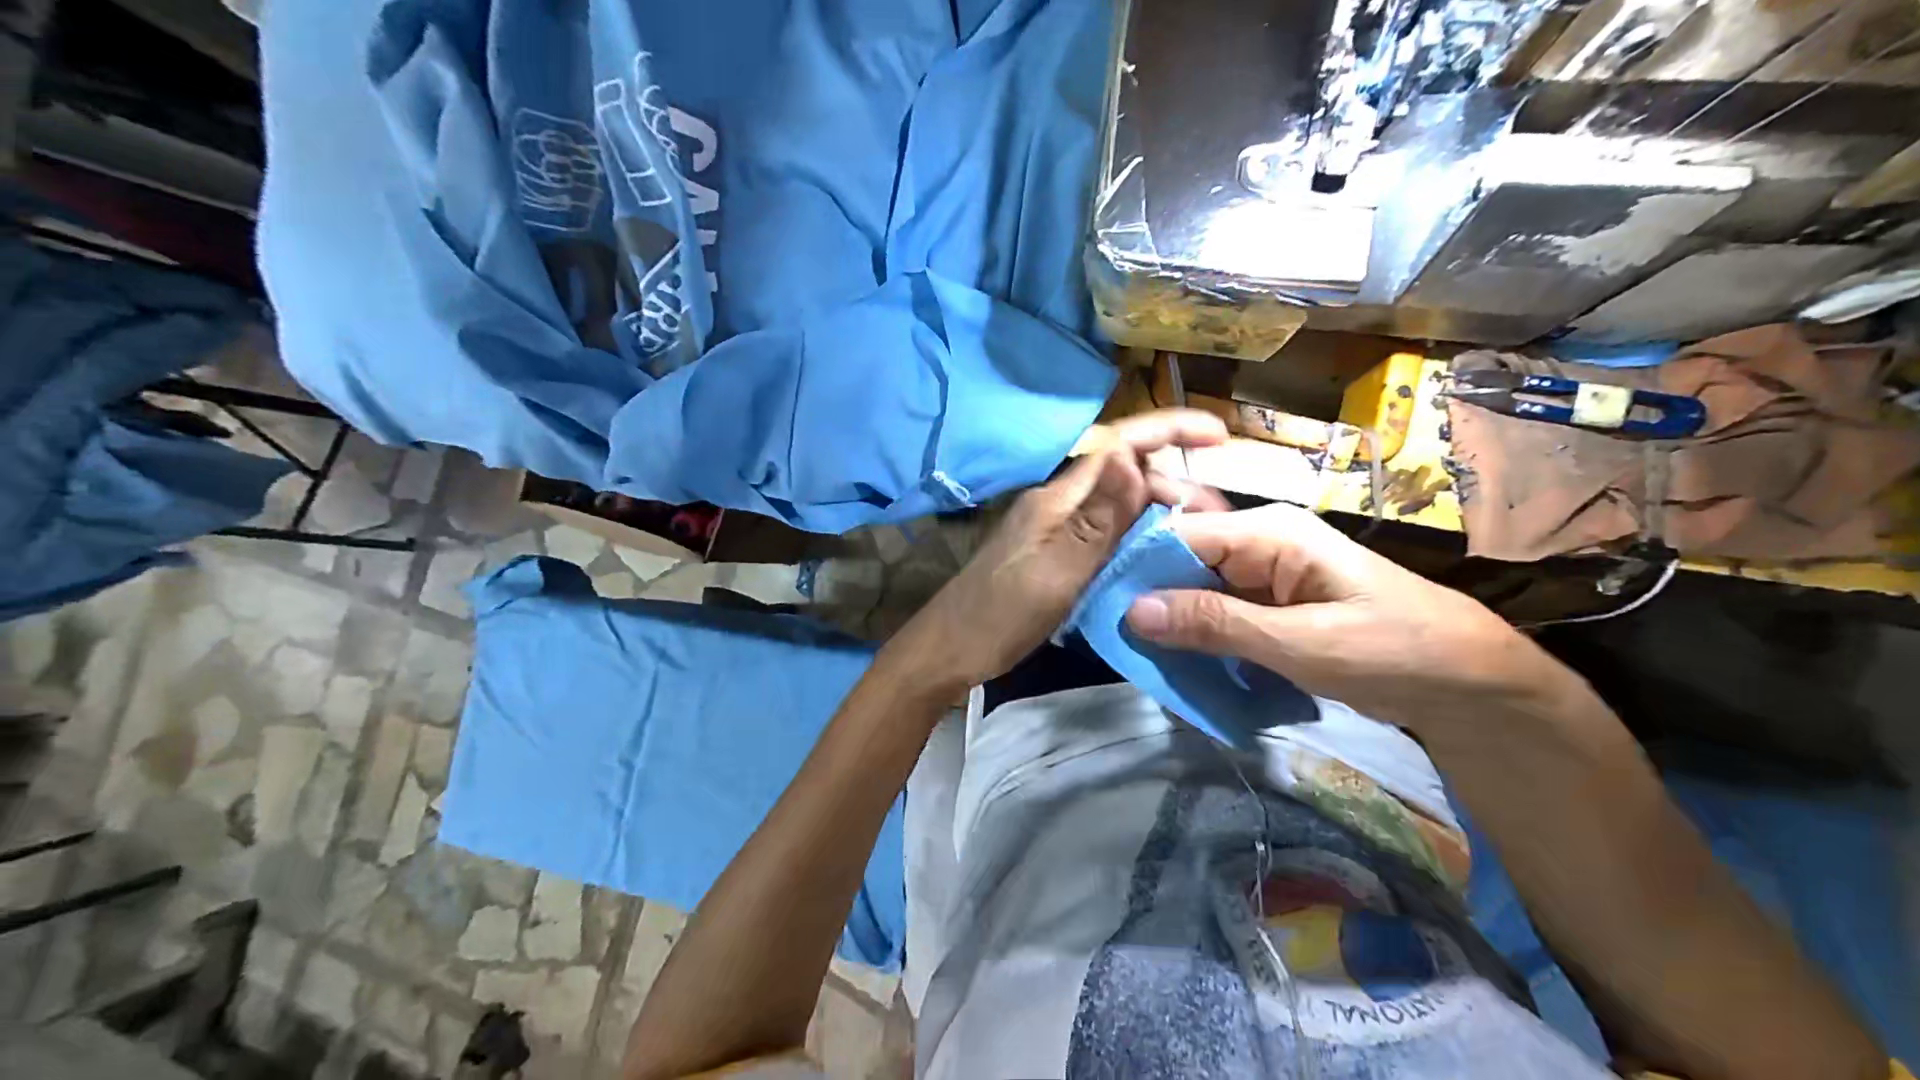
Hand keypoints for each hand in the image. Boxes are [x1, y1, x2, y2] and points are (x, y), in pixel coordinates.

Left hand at [885, 410, 1229, 694]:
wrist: (951, 650)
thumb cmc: (1001, 613)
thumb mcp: (1057, 568)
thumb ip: (1097, 516)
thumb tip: (1129, 454)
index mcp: (1058, 498)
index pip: (1118, 445)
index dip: (1169, 430)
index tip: (1220, 436)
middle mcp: (1059, 505)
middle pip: (1123, 475)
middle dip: (1174, 484)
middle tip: (1220, 520)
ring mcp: (1055, 530)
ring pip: (1116, 507)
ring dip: (1158, 514)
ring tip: (1201, 541)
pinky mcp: (1055, 556)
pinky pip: (1105, 535)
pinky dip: (1136, 539)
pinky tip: (1158, 560)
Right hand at [1123, 504, 1589, 732]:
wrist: (1468, 683)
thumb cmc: (1392, 650)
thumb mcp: (1300, 643)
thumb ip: (1216, 625)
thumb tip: (1133, 611)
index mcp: (1267, 532)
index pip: (1178, 534)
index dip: (1135, 567)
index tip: (1097, 604)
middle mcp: (1258, 543)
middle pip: (1181, 559)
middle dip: (1147, 595)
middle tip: (1108, 635)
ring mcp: (1263, 575)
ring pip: (1195, 589)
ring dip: (1169, 619)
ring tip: (1131, 652)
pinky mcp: (1268, 605)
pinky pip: (1216, 612)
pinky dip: (1195, 634)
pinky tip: (1173, 659)